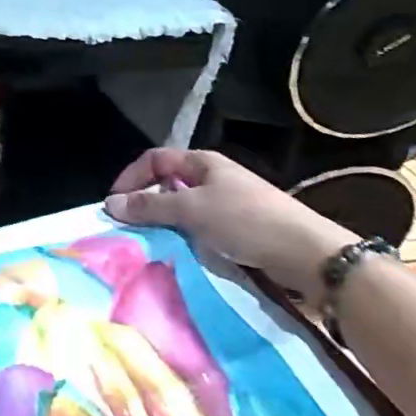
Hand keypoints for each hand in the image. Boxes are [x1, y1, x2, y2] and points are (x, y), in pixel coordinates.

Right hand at [105, 148, 358, 295]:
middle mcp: (213, 177)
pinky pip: (200, 229)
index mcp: (202, 162)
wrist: (305, 252)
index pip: (155, 159)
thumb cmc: (245, 220)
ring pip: (183, 209)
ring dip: (165, 225)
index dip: (131, 177)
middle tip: (127, 230)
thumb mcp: (193, 210)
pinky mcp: (238, 229)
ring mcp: (227, 203)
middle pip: (168, 183)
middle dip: (145, 204)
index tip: (113, 205)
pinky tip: (179, 255)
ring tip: (149, 246)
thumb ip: (152, 207)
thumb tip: (111, 203)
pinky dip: (185, 239)